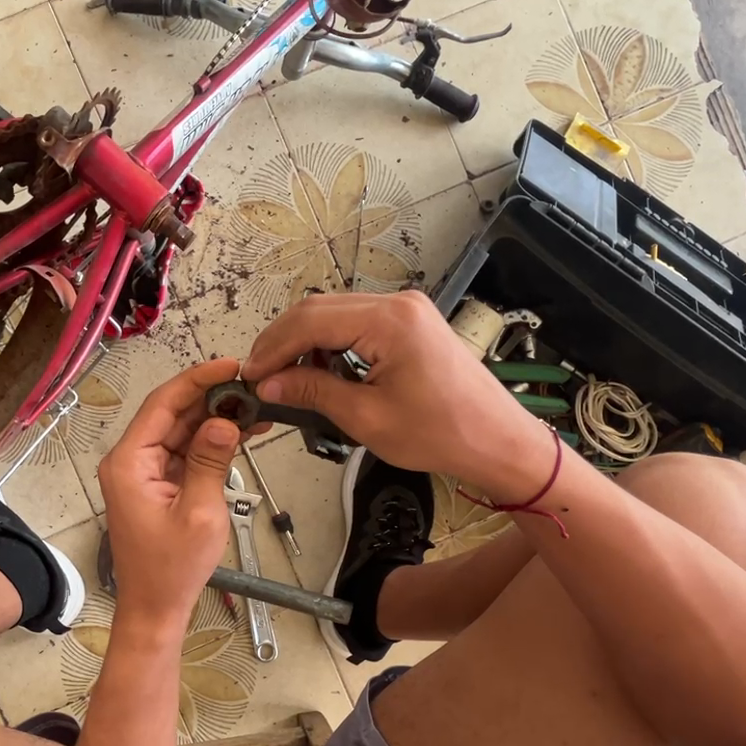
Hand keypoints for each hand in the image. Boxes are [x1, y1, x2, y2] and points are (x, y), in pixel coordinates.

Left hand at [97, 358, 243, 631]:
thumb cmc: (170, 570)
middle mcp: (131, 461)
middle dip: (212, 397)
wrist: (155, 608)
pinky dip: (211, 441)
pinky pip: (185, 451)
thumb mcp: (199, 512)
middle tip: (252, 386)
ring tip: (256, 406)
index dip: (198, 380)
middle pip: (172, 413)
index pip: (163, 403)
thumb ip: (210, 461)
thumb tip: (225, 422)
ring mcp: (145, 472)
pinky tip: (242, 431)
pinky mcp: (158, 484)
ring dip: (216, 418)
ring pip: (182, 430)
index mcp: (130, 462)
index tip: (231, 366)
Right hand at [243, 291, 557, 502]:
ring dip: (305, 343)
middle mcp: (398, 305)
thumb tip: (270, 382)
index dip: (274, 347)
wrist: (495, 440)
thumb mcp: (366, 417)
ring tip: (285, 378)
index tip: (250, 373)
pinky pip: (357, 324)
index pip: (311, 320)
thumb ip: (313, 392)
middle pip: (320, 310)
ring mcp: (406, 311)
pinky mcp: (410, 324)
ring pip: (335, 315)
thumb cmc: (441, 433)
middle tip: (259, 374)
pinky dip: (330, 344)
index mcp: (390, 322)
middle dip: (284, 341)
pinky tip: (318, 372)